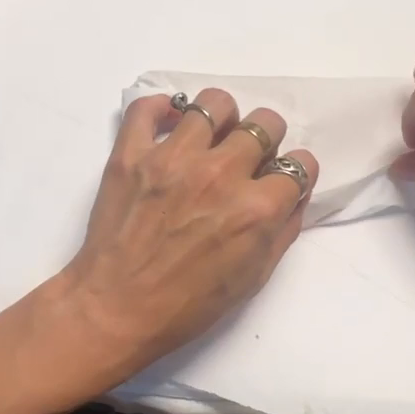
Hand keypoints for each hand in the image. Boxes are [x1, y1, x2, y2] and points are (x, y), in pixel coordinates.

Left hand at [54, 88, 319, 371]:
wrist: (115, 309)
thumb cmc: (188, 305)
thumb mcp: (253, 278)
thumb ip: (282, 231)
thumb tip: (294, 194)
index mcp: (256, 209)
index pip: (299, 164)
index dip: (294, 172)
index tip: (280, 179)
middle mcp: (220, 174)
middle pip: (265, 124)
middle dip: (266, 140)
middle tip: (247, 159)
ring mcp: (173, 159)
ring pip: (214, 103)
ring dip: (221, 118)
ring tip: (210, 137)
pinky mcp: (131, 154)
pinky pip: (147, 108)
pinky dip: (161, 109)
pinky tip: (169, 125)